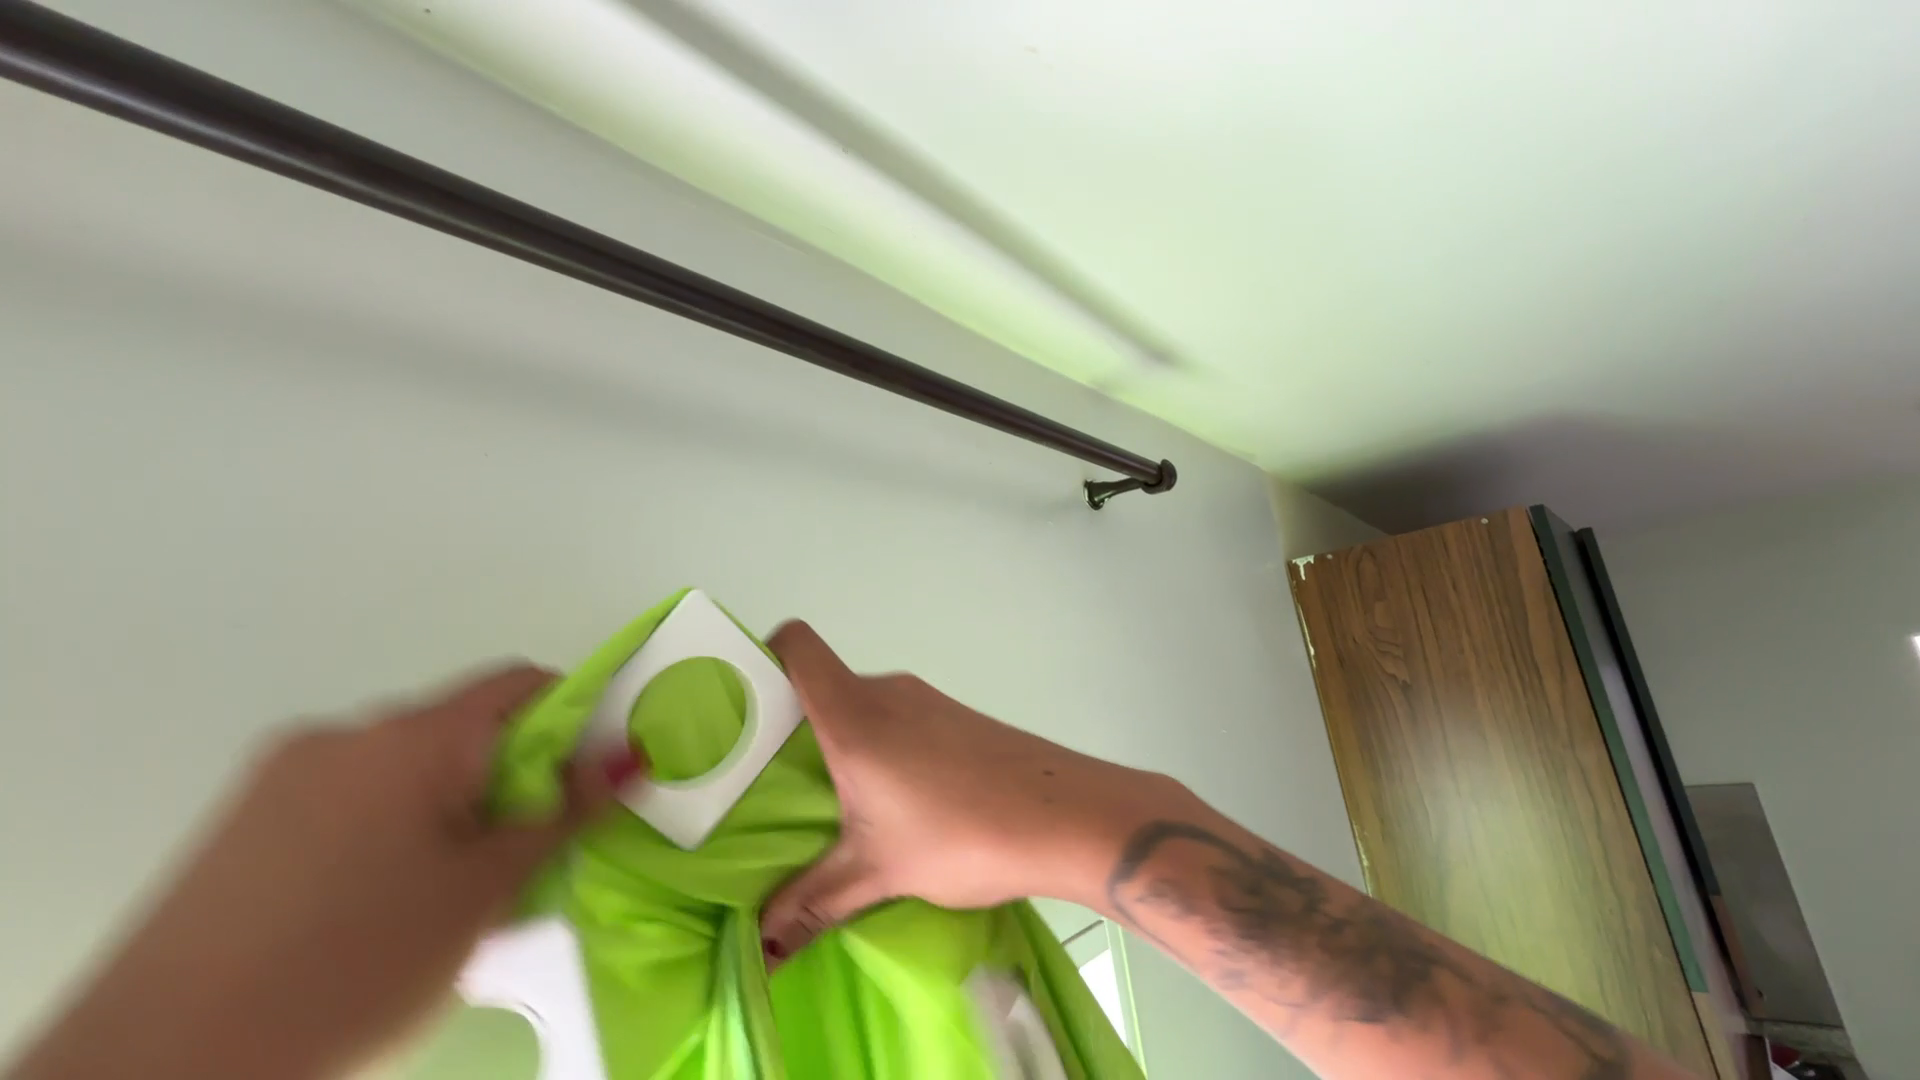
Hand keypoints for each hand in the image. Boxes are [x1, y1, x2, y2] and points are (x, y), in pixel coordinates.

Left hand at [10, 665, 641, 1079]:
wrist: (157, 1074)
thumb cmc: (356, 967)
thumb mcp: (481, 894)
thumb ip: (559, 816)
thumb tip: (625, 759)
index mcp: (409, 738)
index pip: (519, 684)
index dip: (573, 716)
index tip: (589, 780)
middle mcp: (343, 735)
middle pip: (462, 731)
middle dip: (508, 781)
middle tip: (521, 860)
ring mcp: (279, 776)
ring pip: (406, 771)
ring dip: (450, 811)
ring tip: (449, 897)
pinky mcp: (239, 824)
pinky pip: (351, 800)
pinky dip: (393, 830)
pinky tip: (379, 906)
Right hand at [757, 622, 1190, 963]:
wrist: (1066, 817)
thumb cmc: (960, 832)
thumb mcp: (877, 873)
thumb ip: (812, 902)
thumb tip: (761, 947)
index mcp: (854, 714)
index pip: (797, 646)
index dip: (763, 657)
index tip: (743, 704)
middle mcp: (888, 692)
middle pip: (824, 686)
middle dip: (793, 728)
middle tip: (772, 783)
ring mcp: (928, 701)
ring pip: (865, 708)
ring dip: (843, 744)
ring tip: (832, 803)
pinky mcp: (959, 718)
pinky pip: (901, 721)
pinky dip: (883, 748)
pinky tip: (896, 802)